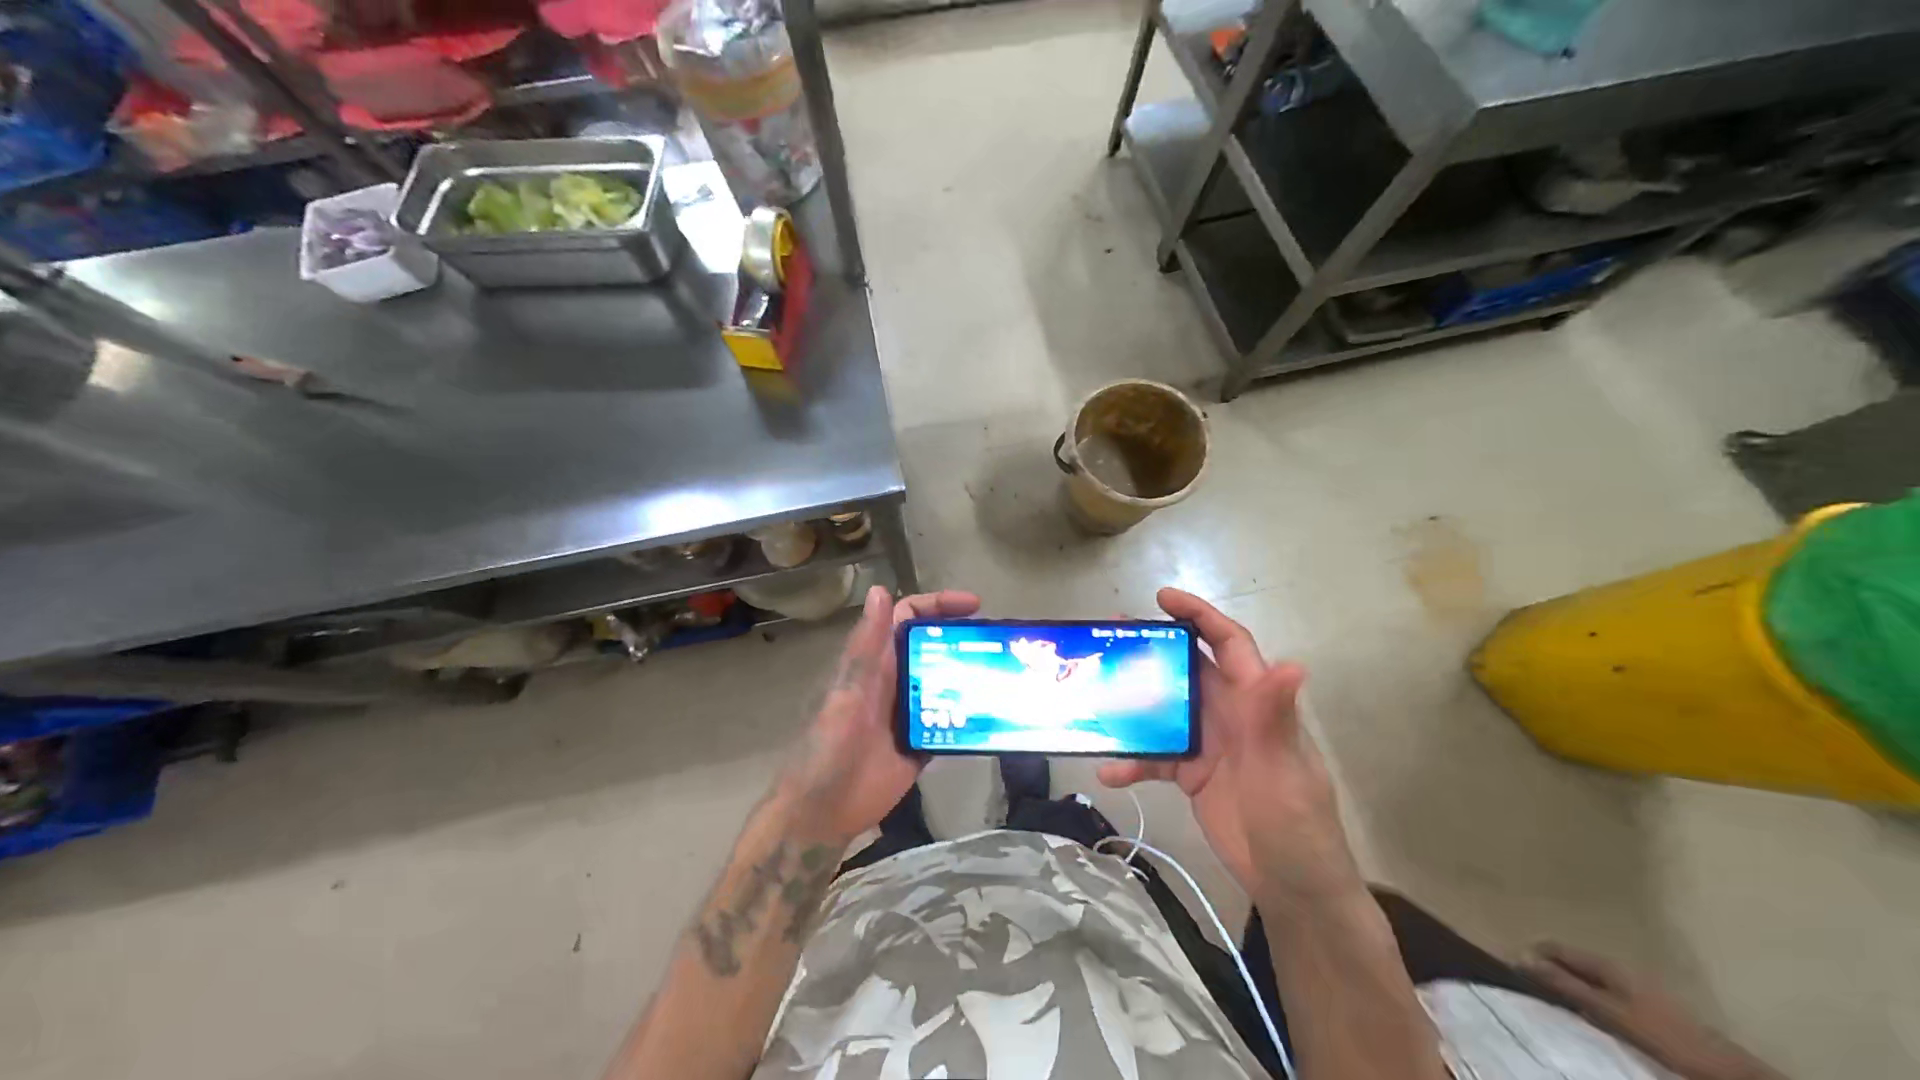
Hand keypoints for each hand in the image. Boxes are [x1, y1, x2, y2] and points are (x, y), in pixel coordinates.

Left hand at [776, 584, 980, 843]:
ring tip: (1008, 676)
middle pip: (933, 649)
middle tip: (1002, 644)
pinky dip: (971, 719)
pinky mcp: (920, 745)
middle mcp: (895, 682)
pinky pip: (951, 724)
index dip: (938, 605)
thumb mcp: (849, 694)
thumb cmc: (827, 749)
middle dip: (965, 640)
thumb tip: (881, 589)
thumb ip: (866, 648)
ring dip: (973, 678)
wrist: (821, 813)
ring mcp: (909, 715)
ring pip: (946, 685)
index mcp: (876, 663)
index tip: (975, 605)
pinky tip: (997, 718)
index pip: (908, 618)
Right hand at [1099, 588, 1359, 901]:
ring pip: (1164, 709)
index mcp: (1256, 703)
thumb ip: (1275, 719)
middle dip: (1153, 649)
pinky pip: (1155, 756)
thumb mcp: (1283, 771)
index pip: (1230, 644)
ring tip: (1096, 693)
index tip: (1161, 598)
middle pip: (1187, 669)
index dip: (1200, 616)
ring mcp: (1208, 744)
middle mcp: (1230, 714)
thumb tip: (1291, 662)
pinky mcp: (1191, 773)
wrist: (1292, 888)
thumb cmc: (1297, 825)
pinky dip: (1132, 760)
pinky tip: (1108, 771)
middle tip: (1110, 637)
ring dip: (1132, 703)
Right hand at [1521, 944, 1784, 1079]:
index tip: (1510, 974)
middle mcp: (1617, 968)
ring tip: (1553, 1009)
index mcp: (1606, 964)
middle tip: (1528, 994)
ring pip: (1586, 979)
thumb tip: (1522, 957)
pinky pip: (1602, 995)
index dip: (1531, 956)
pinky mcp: (1646, 1007)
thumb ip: (1566, 985)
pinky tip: (1587, 1021)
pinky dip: (1587, 1001)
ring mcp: (1635, 987)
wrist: (1726, 1071)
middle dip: (1547, 972)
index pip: (1554, 947)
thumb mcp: (1609, 1011)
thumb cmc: (1662, 1037)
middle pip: (1570, 962)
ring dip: (1567, 988)